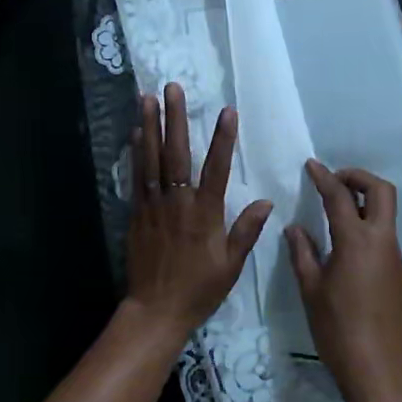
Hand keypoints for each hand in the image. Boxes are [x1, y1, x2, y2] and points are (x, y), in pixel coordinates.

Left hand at [124, 82, 271, 341]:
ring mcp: (153, 206)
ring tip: (147, 98)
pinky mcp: (136, 214)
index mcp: (204, 214)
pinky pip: (137, 177)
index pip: (216, 169)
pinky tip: (135, 133)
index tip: (227, 112)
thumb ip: (246, 231)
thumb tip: (266, 201)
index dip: (222, 139)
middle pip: (176, 154)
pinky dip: (136, 153)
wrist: (155, 312)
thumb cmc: (199, 289)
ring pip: (151, 160)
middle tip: (172, 89)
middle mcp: (177, 203)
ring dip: (149, 127)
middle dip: (175, 119)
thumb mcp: (231, 265)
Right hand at [286, 161, 401, 401]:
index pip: (340, 196)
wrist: (378, 366)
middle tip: (334, 182)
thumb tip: (295, 227)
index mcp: (356, 240)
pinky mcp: (399, 271)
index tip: (312, 165)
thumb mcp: (311, 289)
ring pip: (387, 211)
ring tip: (337, 209)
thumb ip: (303, 253)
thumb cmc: (337, 328)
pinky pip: (386, 234)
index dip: (325, 177)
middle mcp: (381, 239)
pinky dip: (369, 224)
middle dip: (358, 177)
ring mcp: (395, 255)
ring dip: (365, 200)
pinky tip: (348, 243)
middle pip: (381, 190)